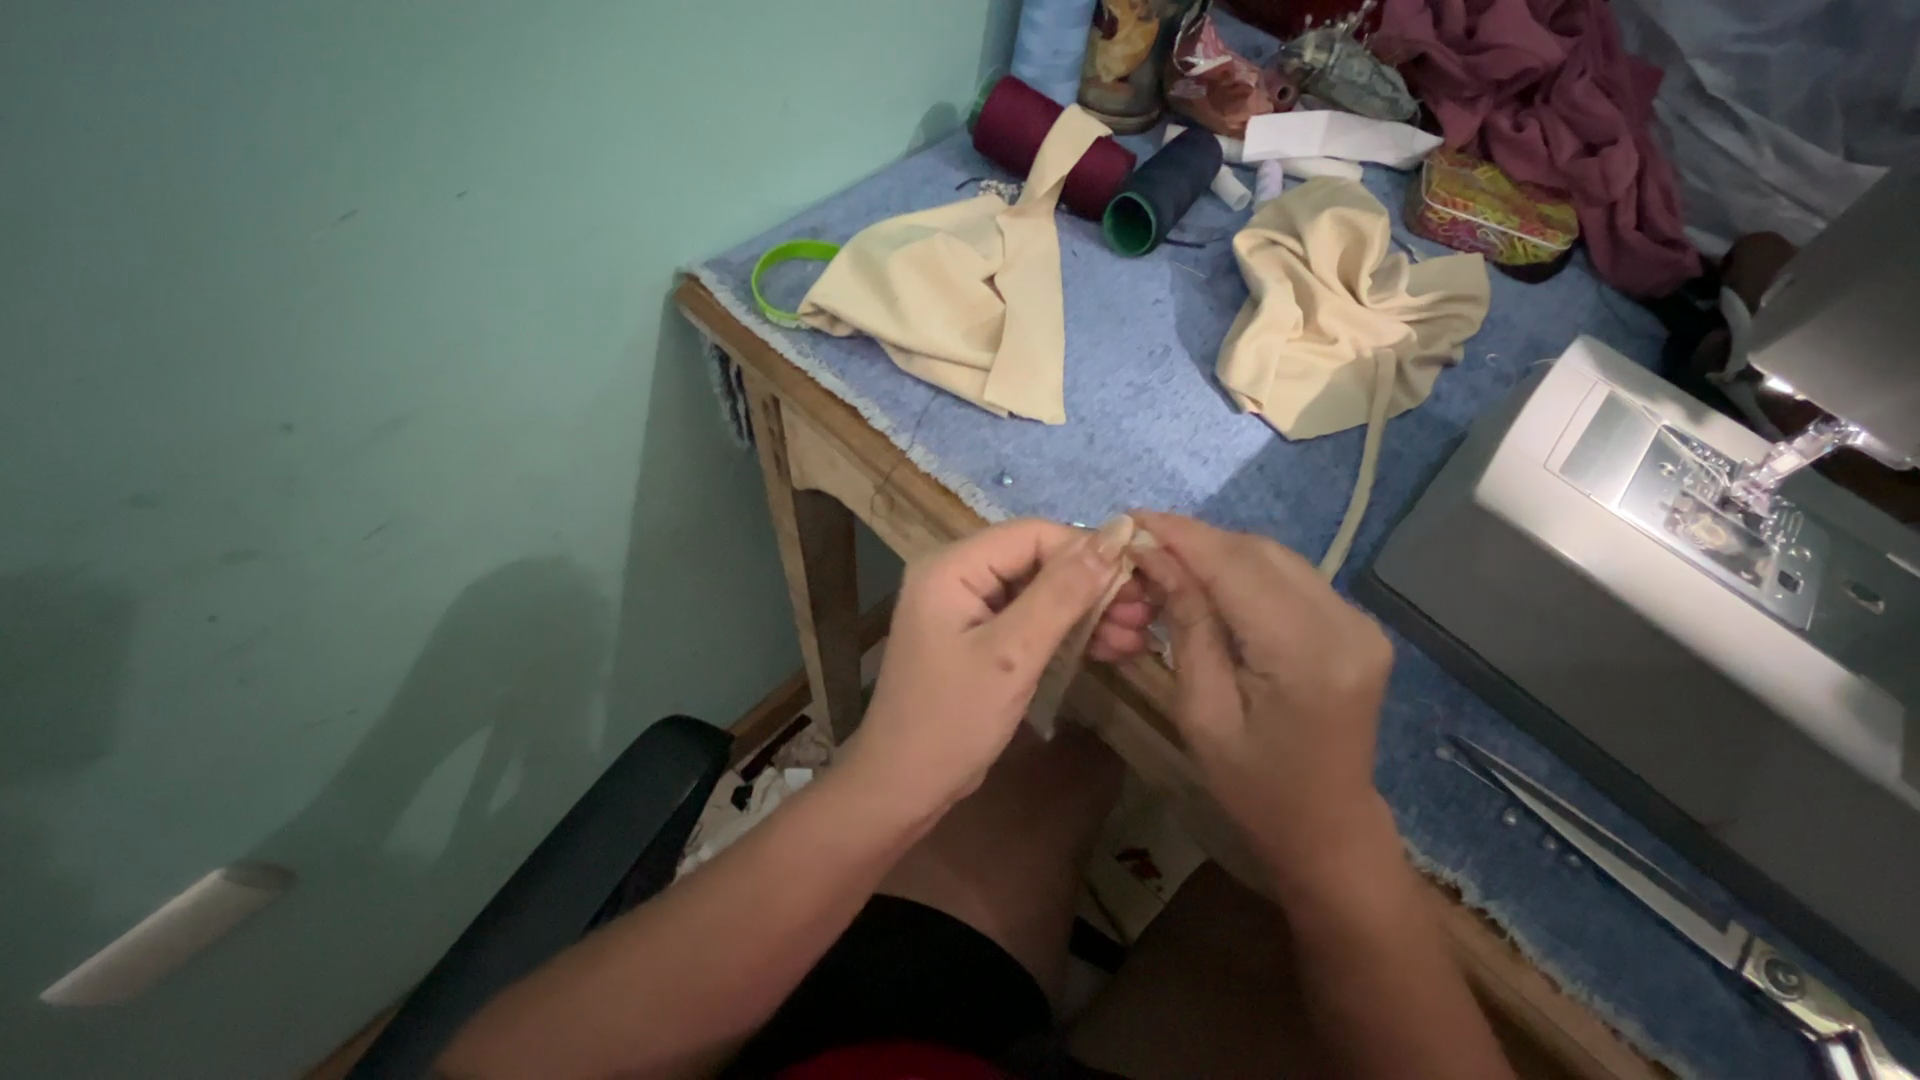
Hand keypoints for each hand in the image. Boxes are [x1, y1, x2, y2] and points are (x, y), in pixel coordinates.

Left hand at [842, 518, 1155, 815]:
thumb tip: (1116, 533)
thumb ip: (1063, 593)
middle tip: (1147, 612)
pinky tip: (1112, 648)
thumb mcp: (1013, 654)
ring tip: (1139, 635)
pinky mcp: (980, 639)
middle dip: (1094, 585)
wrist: (906, 786)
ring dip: (1089, 612)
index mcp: (952, 567)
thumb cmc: (953, 719)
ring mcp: (968, 610)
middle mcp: (957, 576)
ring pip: (1041, 593)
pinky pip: (1031, 621)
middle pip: (1039, 561)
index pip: (1033, 534)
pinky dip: (1068, 633)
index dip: (1089, 550)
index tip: (1139, 579)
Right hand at [1129, 512, 1394, 896]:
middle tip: (1139, 543)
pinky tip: (1208, 581)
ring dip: (1218, 552)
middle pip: (1259, 552)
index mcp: (1305, 654)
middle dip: (1195, 539)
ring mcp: (1359, 621)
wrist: (1328, 827)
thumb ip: (1187, 624)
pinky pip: (1291, 577)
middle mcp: (1344, 624)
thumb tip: (1155, 557)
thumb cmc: (1252, 786)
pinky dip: (1244, 571)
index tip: (1129, 518)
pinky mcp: (1357, 625)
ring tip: (1166, 559)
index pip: (1235, 567)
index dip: (1180, 535)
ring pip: (1276, 557)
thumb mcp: (1201, 711)